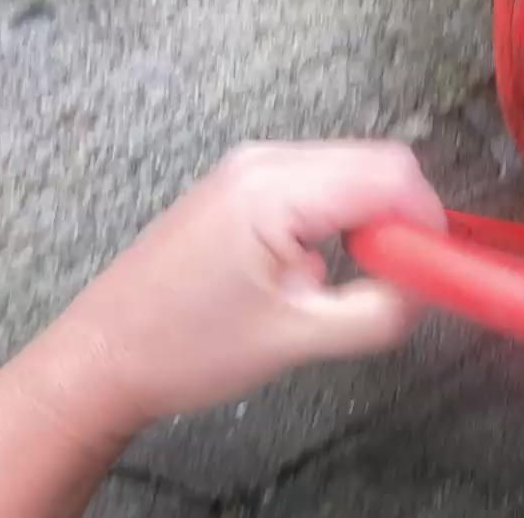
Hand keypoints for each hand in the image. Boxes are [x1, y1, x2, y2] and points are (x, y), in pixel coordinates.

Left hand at [41, 141, 445, 433]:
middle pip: (379, 160)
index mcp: (274, 189)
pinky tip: (328, 250)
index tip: (431, 263)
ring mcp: (254, 162)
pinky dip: (350, 206)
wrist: (91, 365)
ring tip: (362, 265)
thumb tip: (432, 290)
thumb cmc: (182, 352)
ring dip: (378, 210)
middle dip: (405, 212)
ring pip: (358, 164)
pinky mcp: (248, 176)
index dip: (426, 216)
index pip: (390, 175)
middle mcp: (267, 159)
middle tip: (401, 268)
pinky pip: (328, 173)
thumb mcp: (294, 339)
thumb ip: (379, 313)